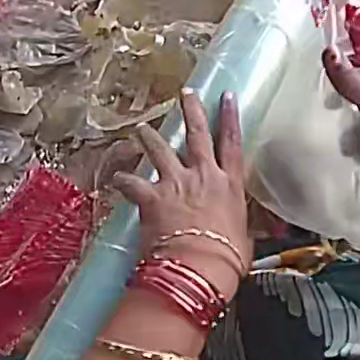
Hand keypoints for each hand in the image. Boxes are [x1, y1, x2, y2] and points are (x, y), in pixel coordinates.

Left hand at [114, 89, 250, 294]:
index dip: (230, 117)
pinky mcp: (153, 197)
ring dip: (150, 137)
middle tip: (185, 92)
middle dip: (192, 110)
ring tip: (141, 128)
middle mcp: (204, 175)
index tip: (226, 96)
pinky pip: (132, 183)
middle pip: (197, 135)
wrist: (199, 266)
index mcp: (230, 183)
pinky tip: (116, 178)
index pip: (232, 142)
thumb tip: (240, 235)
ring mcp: (177, 183)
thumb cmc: (227, 257)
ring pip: (161, 150)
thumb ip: (238, 226)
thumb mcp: (243, 237)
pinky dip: (123, 180)